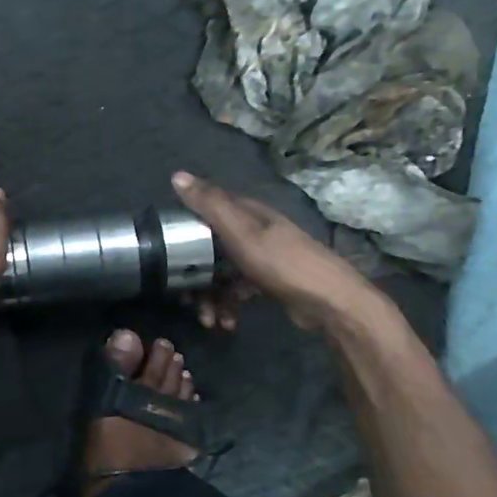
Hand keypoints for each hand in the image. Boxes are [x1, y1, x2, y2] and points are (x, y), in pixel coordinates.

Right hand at [170, 170, 392, 332]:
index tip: (166, 256)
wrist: (330, 302)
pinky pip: (238, 290)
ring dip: (211, 298)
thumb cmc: (282, 262)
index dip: (183, 232)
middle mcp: (253, 230)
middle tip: (186, 300)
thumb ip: (210, 204)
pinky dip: (230, 305)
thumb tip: (177, 175)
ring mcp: (262, 257)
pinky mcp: (269, 281)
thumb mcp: (241, 231)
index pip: (205, 212)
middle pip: (210, 249)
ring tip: (209, 320)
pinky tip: (228, 322)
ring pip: (222, 274)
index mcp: (247, 213)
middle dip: (195, 277)